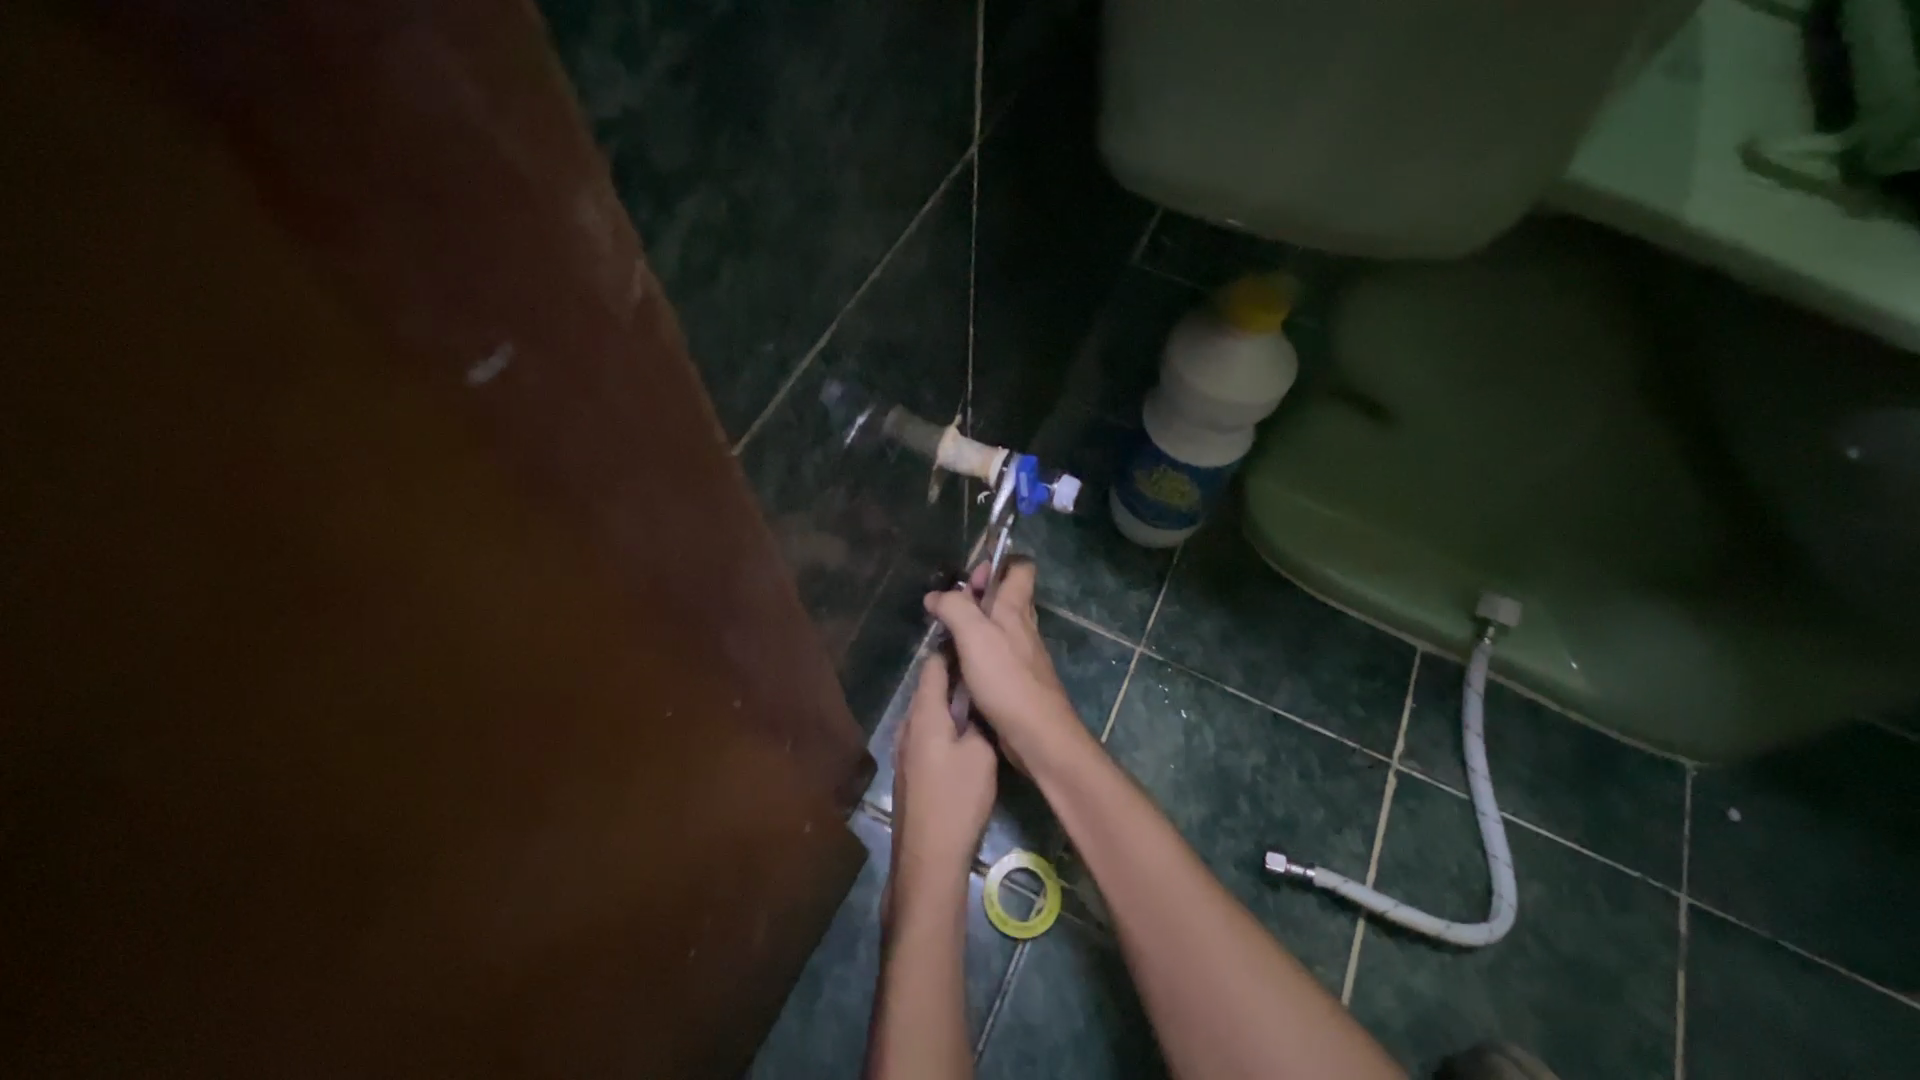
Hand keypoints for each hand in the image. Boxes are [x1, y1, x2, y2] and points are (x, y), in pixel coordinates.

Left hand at [892, 653, 997, 884]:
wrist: (928, 855)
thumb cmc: (957, 799)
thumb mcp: (982, 754)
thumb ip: (979, 721)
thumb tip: (978, 704)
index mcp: (925, 714)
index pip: (934, 667)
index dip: (953, 648)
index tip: (974, 637)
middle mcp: (908, 725)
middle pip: (928, 688)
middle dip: (953, 674)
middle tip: (983, 663)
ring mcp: (905, 750)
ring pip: (927, 712)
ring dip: (948, 700)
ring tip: (978, 694)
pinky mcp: (909, 771)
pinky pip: (926, 733)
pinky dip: (944, 723)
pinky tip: (963, 730)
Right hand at [923, 559, 1084, 766]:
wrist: (1037, 733)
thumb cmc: (1006, 678)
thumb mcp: (974, 634)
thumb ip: (955, 608)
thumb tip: (936, 595)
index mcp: (1016, 608)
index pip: (1021, 568)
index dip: (1000, 562)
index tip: (971, 573)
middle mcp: (1023, 627)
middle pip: (1007, 597)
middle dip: (979, 594)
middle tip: (950, 604)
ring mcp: (1022, 655)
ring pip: (1000, 628)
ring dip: (976, 625)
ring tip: (946, 633)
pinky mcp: (1017, 680)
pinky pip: (996, 655)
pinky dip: (978, 653)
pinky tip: (959, 665)